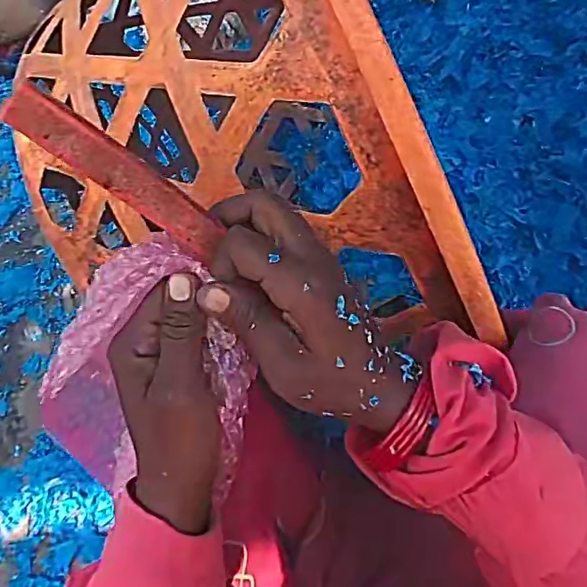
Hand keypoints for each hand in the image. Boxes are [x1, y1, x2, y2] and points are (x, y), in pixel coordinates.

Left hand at [109, 273, 219, 534]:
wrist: (184, 488)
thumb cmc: (181, 441)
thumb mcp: (182, 384)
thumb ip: (181, 331)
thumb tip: (183, 277)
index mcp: (130, 342)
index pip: (163, 291)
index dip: (195, 286)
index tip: (231, 290)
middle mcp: (138, 342)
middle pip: (174, 301)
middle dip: (204, 300)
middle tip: (240, 303)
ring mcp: (156, 353)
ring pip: (187, 317)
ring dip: (211, 317)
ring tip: (241, 316)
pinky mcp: (175, 365)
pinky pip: (194, 336)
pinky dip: (212, 334)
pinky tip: (233, 335)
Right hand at [196, 192, 418, 433]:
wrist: (379, 385)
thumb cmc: (332, 383)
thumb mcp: (283, 366)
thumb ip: (247, 321)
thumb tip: (206, 290)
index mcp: (301, 282)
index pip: (241, 241)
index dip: (219, 263)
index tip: (220, 295)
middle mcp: (311, 256)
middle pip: (262, 202)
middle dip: (226, 216)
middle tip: (208, 250)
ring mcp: (319, 254)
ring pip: (274, 210)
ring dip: (242, 224)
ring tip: (225, 263)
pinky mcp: (320, 261)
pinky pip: (283, 230)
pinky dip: (258, 236)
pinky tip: (248, 274)